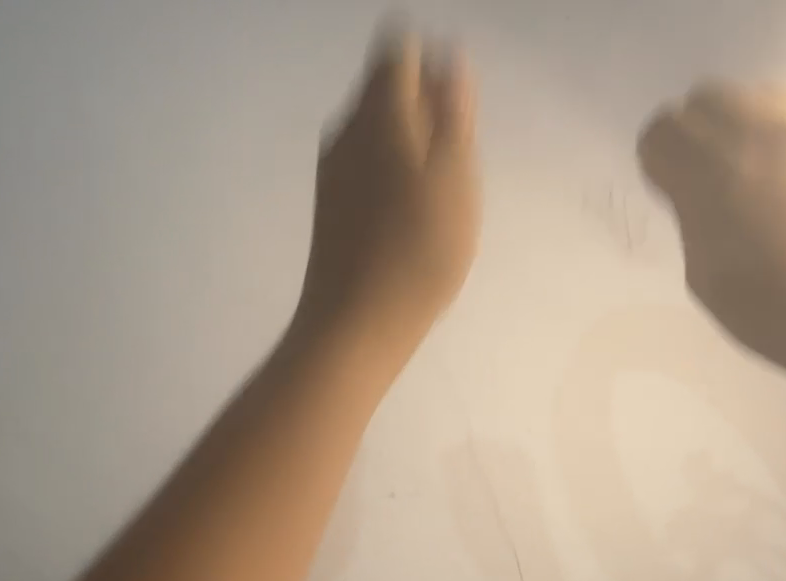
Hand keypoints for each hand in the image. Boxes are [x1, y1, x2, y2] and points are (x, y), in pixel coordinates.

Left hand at [298, 32, 480, 344]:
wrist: (357, 324)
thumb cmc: (420, 253)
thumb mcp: (457, 176)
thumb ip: (454, 111)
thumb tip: (448, 60)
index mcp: (380, 111)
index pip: (401, 51)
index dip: (432, 71)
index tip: (454, 115)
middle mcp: (346, 130)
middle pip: (386, 92)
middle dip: (422, 112)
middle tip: (450, 164)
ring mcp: (331, 170)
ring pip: (375, 133)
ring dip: (407, 149)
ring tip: (432, 199)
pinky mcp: (327, 207)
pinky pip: (364, 169)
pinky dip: (389, 179)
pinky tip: (405, 221)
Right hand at [638, 83, 785, 382]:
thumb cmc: (779, 311)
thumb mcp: (704, 275)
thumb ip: (689, 215)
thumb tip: (690, 189)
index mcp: (716, 170)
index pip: (662, 132)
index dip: (658, 166)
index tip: (670, 198)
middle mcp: (762, 128)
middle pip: (704, 100)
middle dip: (693, 138)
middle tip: (700, 188)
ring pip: (748, 98)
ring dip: (734, 133)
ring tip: (743, 187)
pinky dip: (770, 136)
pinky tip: (780, 186)